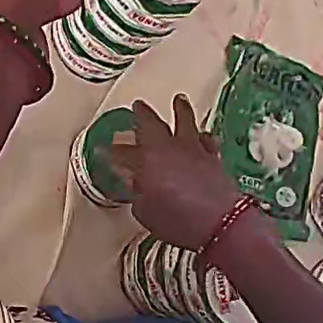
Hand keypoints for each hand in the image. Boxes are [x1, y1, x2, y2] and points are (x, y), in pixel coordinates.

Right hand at [111, 95, 255, 249]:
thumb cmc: (178, 219)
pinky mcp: (213, 158)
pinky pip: (206, 140)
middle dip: (142, 114)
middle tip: (138, 106)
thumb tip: (137, 187)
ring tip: (179, 100)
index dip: (111, 151)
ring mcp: (193, 150)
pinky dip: (203, 136)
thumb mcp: (146, 212)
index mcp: (147, 160)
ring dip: (180, 110)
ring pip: (185, 122)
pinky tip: (203, 134)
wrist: (219, 223)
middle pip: (152, 125)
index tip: (103, 150)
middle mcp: (169, 148)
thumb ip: (138, 195)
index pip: (122, 152)